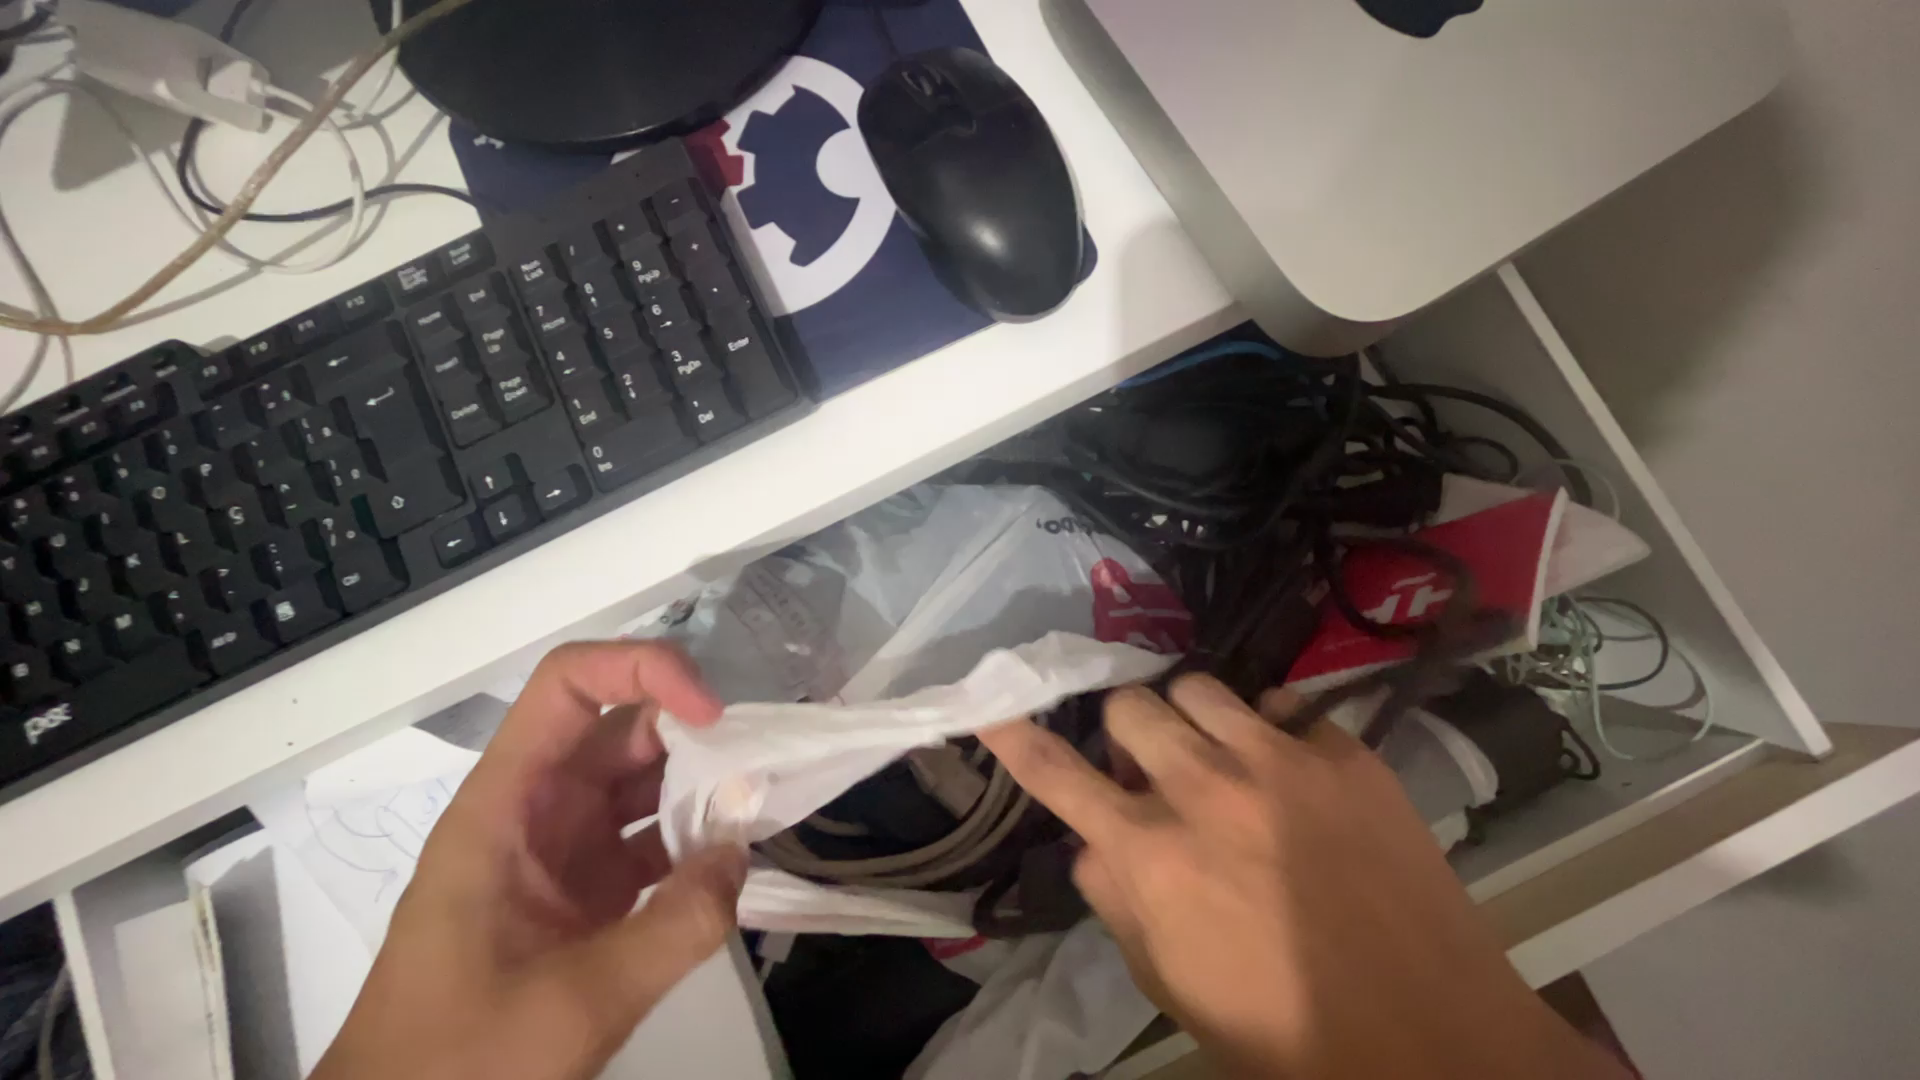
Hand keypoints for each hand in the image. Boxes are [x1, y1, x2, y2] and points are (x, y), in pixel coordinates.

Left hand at [313, 642, 749, 1079]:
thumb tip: (740, 854)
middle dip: (692, 736)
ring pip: (643, 782)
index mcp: (507, 803)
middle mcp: (537, 808)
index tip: (709, 717)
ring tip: (757, 810)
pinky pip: (651, 838)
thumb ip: (674, 927)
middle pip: (621, 728)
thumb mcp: (574, 1002)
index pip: (570, 686)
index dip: (643, 671)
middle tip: (757, 769)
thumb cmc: (459, 1064)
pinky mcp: (587, 890)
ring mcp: (564, 849)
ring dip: (701, 789)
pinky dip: (694, 841)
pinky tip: (731, 862)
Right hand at [979, 674, 1629, 1079]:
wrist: (1435, 1042)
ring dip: (1190, 719)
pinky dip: (1269, 730)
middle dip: (1126, 732)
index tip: (992, 705)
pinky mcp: (1345, 754)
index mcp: (1152, 853)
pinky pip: (1282, 706)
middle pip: (1130, 707)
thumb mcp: (1169, 985)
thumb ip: (1116, 899)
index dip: (1016, 737)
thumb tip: (1094, 840)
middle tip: (1149, 767)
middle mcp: (1205, 789)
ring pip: (1198, 687)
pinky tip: (1287, 769)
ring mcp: (1280, 761)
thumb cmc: (1283, 1032)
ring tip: (1214, 755)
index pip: (1058, 775)